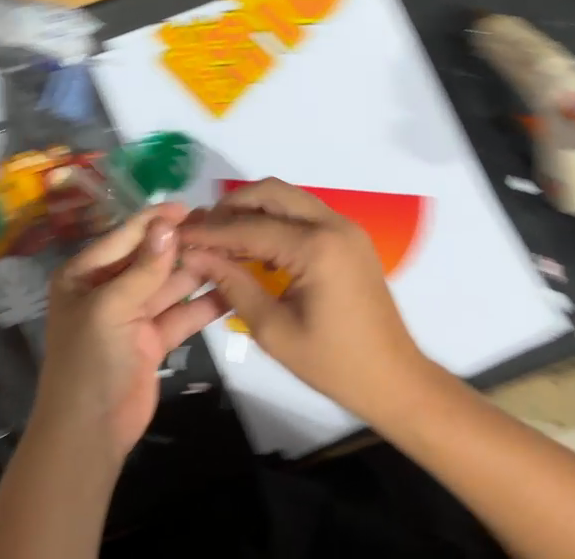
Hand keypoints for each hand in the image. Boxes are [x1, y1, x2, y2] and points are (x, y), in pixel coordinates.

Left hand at [34, 204, 227, 463]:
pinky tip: (230, 292)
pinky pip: (179, 316)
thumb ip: (143, 269)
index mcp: (84, 273)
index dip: (155, 221)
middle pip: (148, 259)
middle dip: (180, 245)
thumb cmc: (90, 360)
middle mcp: (106, 289)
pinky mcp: (151, 341)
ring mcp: (130, 316)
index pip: (124, 237)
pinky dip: (201, 306)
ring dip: (194, 272)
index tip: (189, 206)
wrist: (89, 430)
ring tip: (231, 252)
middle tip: (219, 227)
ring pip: (167, 286)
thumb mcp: (111, 308)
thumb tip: (167, 225)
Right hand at [178, 179, 440, 417]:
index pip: (249, 226)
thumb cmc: (334, 364)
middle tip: (200, 230)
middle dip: (230, 207)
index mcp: (317, 248)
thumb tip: (193, 254)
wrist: (397, 382)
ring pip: (287, 197)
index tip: (177, 235)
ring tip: (221, 236)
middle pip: (270, 193)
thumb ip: (232, 284)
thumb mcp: (274, 330)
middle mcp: (333, 225)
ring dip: (252, 209)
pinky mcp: (349, 238)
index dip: (209, 231)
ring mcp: (346, 228)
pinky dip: (274, 219)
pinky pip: (303, 212)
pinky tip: (254, 246)